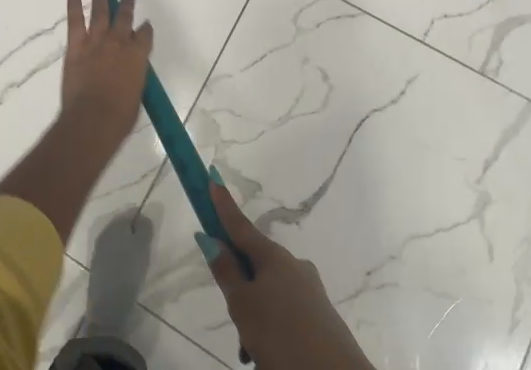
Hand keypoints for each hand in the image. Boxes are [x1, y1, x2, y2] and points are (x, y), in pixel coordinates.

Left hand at [61, 0, 153, 148]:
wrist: (93, 119)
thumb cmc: (119, 117)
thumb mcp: (136, 97)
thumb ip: (133, 80)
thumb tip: (127, 77)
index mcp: (138, 57)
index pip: (145, 36)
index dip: (145, 30)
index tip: (145, 25)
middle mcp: (119, 43)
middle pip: (125, 17)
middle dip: (127, 2)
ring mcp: (97, 41)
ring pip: (101, 12)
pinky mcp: (77, 45)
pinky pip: (75, 18)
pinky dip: (74, 1)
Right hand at [202, 176, 373, 369]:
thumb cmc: (282, 334)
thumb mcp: (243, 305)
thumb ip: (226, 272)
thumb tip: (211, 238)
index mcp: (274, 258)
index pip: (240, 226)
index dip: (223, 205)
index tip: (212, 177)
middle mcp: (294, 268)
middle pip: (254, 269)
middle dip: (239, 292)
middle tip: (236, 323)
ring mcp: (310, 292)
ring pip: (267, 298)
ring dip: (254, 320)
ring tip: (252, 353)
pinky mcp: (320, 318)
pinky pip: (284, 317)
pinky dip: (271, 333)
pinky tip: (268, 359)